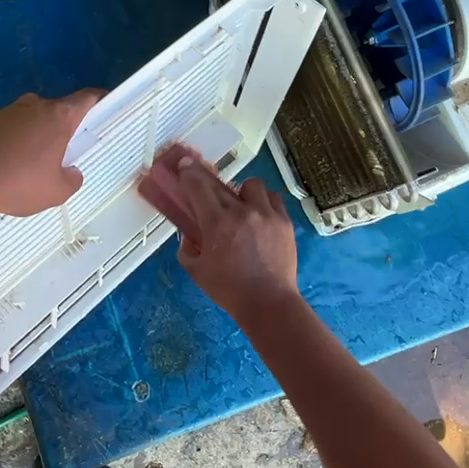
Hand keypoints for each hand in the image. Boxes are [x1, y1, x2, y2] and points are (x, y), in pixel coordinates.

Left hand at [0, 90, 102, 217]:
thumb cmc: (18, 183)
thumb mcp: (57, 192)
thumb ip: (72, 179)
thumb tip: (71, 171)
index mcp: (58, 116)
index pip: (86, 98)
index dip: (100, 100)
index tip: (107, 107)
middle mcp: (34, 106)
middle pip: (58, 110)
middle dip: (66, 128)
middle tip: (68, 152)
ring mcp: (7, 113)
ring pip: (34, 121)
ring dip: (40, 137)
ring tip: (36, 167)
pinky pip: (13, 130)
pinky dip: (18, 144)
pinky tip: (12, 168)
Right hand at [138, 143, 300, 325]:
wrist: (268, 302)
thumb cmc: (228, 290)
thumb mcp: (196, 270)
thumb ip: (187, 247)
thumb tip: (189, 233)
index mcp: (217, 222)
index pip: (198, 186)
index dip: (189, 173)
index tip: (184, 165)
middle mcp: (241, 211)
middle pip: (220, 183)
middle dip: (208, 180)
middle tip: (205, 186)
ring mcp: (266, 214)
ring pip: (251, 185)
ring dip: (242, 192)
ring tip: (240, 206)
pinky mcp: (284, 222)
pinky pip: (273, 199)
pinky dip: (263, 202)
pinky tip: (259, 215)